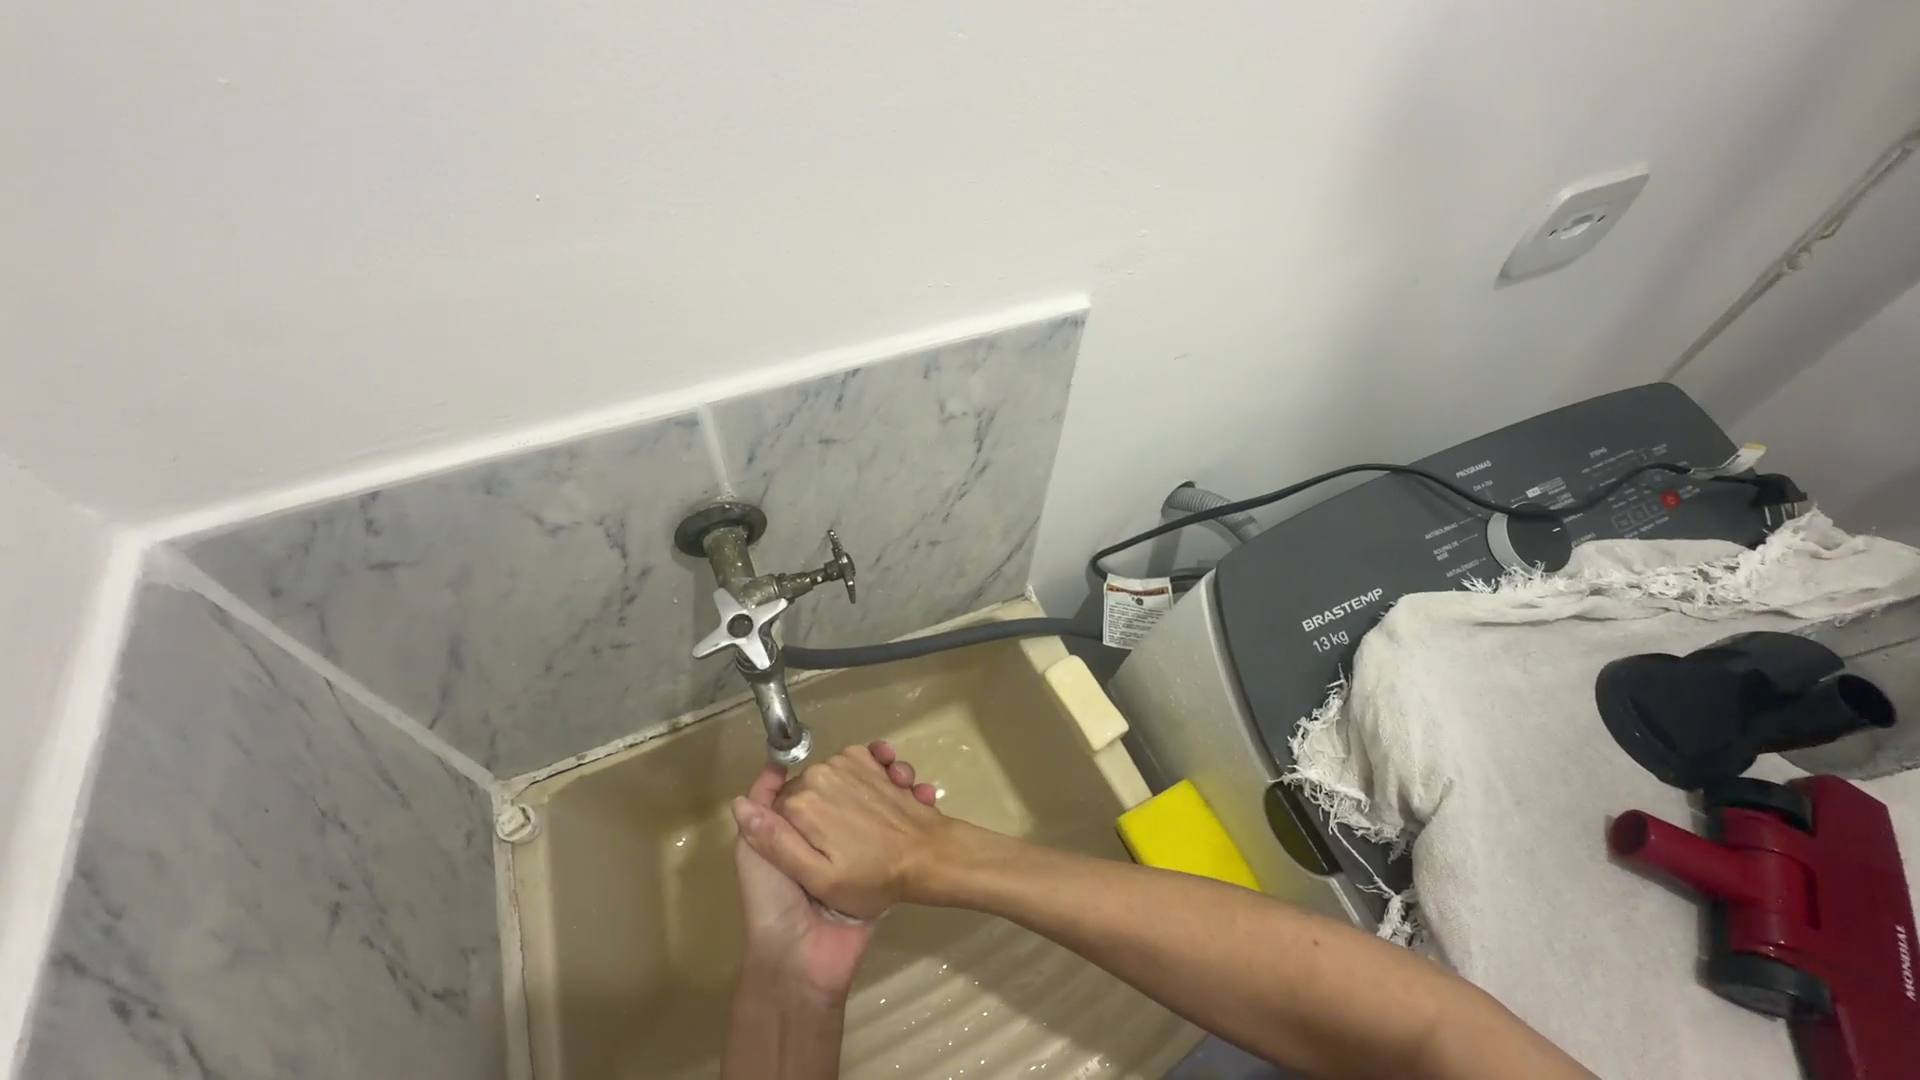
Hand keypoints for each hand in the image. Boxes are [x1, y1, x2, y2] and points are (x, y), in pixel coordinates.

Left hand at [730, 742, 934, 995]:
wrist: (806, 958)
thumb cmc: (773, 900)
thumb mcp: (754, 853)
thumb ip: (762, 810)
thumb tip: (774, 763)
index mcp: (799, 829)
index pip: (822, 783)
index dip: (839, 767)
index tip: (865, 751)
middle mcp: (829, 833)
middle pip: (855, 790)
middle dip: (877, 773)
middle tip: (893, 762)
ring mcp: (858, 847)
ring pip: (881, 804)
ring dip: (899, 786)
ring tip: (908, 777)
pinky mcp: (881, 864)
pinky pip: (899, 831)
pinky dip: (915, 809)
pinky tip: (924, 795)